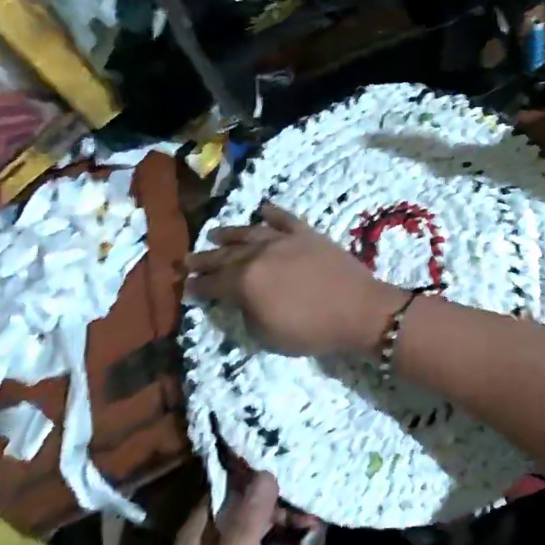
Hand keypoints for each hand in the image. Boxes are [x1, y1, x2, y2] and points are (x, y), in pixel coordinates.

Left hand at [144, 471, 306, 544]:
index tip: (289, 459)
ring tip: (316, 538)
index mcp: (199, 535)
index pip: (228, 489)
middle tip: (312, 510)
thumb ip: (245, 527)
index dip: (255, 474)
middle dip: (281, 508)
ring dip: (290, 535)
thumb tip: (267, 473)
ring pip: (265, 537)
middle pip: (252, 511)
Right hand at [187, 203, 406, 356]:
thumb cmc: (311, 330)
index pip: (212, 284)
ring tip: (214, 235)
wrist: (359, 309)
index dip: (197, 287)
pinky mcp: (307, 233)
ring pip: (249, 232)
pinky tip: (262, 208)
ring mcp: (283, 240)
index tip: (186, 288)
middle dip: (204, 260)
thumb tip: (240, 301)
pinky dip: (271, 212)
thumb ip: (246, 315)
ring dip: (229, 234)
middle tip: (188, 261)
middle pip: (225, 256)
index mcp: (245, 282)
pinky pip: (284, 218)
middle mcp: (258, 254)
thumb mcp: (267, 336)